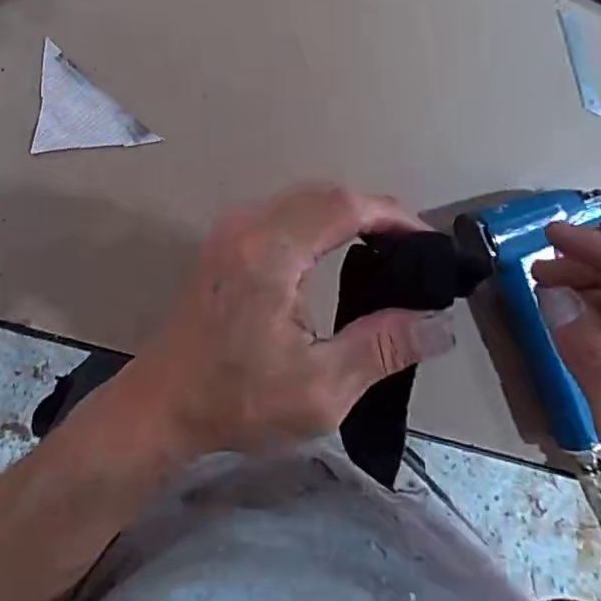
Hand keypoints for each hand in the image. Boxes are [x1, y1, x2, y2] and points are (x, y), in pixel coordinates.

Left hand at [127, 183, 459, 456]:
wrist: (160, 408)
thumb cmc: (236, 402)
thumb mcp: (320, 389)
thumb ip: (383, 348)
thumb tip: (440, 326)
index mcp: (271, 254)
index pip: (345, 206)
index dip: (393, 216)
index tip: (427, 241)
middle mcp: (250, 225)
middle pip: (328, 192)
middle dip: (376, 211)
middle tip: (412, 246)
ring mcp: (234, 227)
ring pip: (307, 195)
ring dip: (349, 211)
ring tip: (386, 246)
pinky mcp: (228, 237)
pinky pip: (288, 207)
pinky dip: (323, 216)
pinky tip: (340, 246)